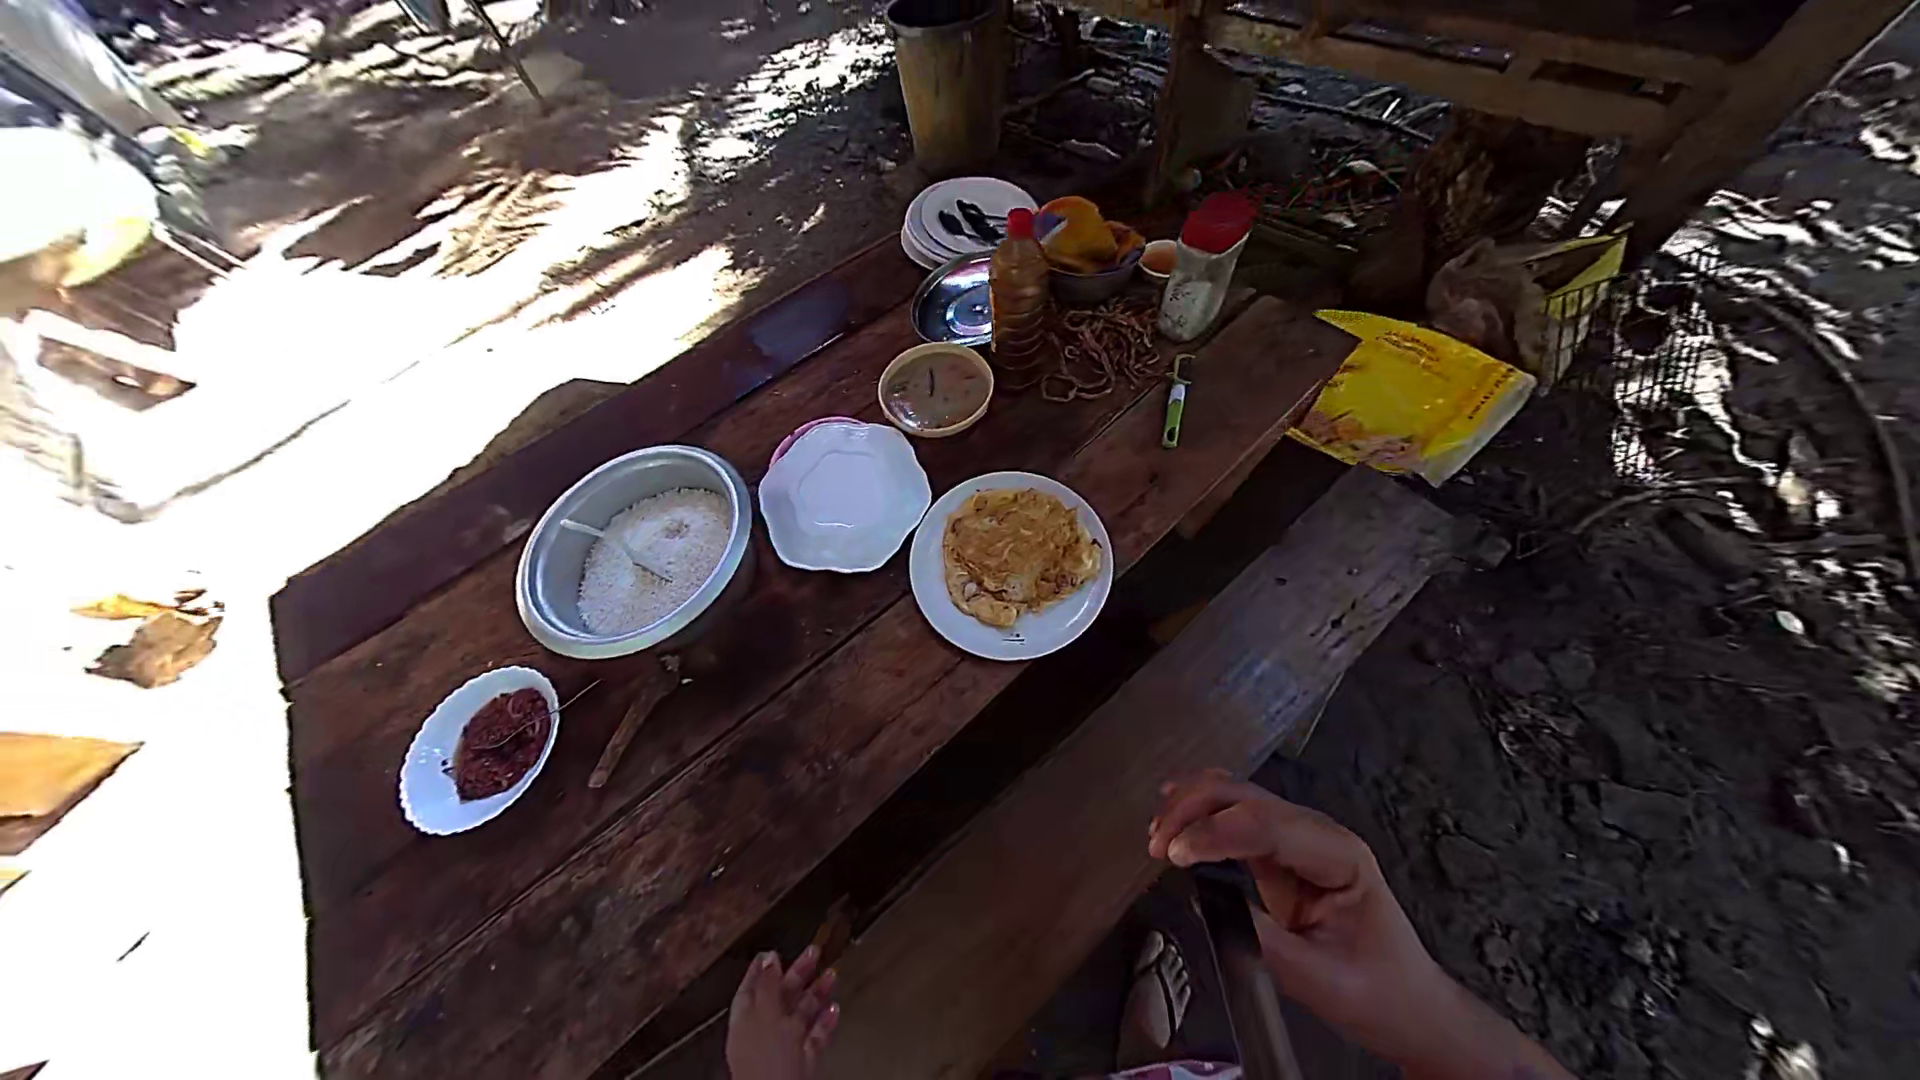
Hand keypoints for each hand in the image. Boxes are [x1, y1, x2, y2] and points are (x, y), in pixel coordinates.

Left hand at [725, 945, 838, 1079]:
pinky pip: (815, 1036)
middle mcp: (764, 1032)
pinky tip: (834, 1010)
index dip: (762, 968)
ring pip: (802, 1014)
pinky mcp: (804, 1061)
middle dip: (799, 973)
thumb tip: (770, 958)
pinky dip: (825, 1022)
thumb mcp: (765, 1013)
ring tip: (832, 975)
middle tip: (814, 951)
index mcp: (747, 1020)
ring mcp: (785, 1047)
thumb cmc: (766, 1058)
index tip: (774, 949)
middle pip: (781, 996)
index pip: (751, 987)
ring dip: (817, 993)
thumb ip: (767, 984)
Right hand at [1147, 772, 1574, 1079]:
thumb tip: (1206, 904)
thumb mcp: (1324, 981)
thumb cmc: (1379, 996)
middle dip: (1192, 809)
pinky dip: (1196, 810)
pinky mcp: (1275, 844)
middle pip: (1242, 794)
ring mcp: (1294, 832)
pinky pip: (1229, 811)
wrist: (1411, 1006)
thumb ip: (1265, 942)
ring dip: (1188, 804)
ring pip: (1231, 792)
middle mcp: (1314, 830)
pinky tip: (1171, 816)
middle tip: (1155, 844)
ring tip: (1156, 833)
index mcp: (1338, 855)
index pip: (1265, 824)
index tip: (1172, 856)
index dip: (1213, 832)